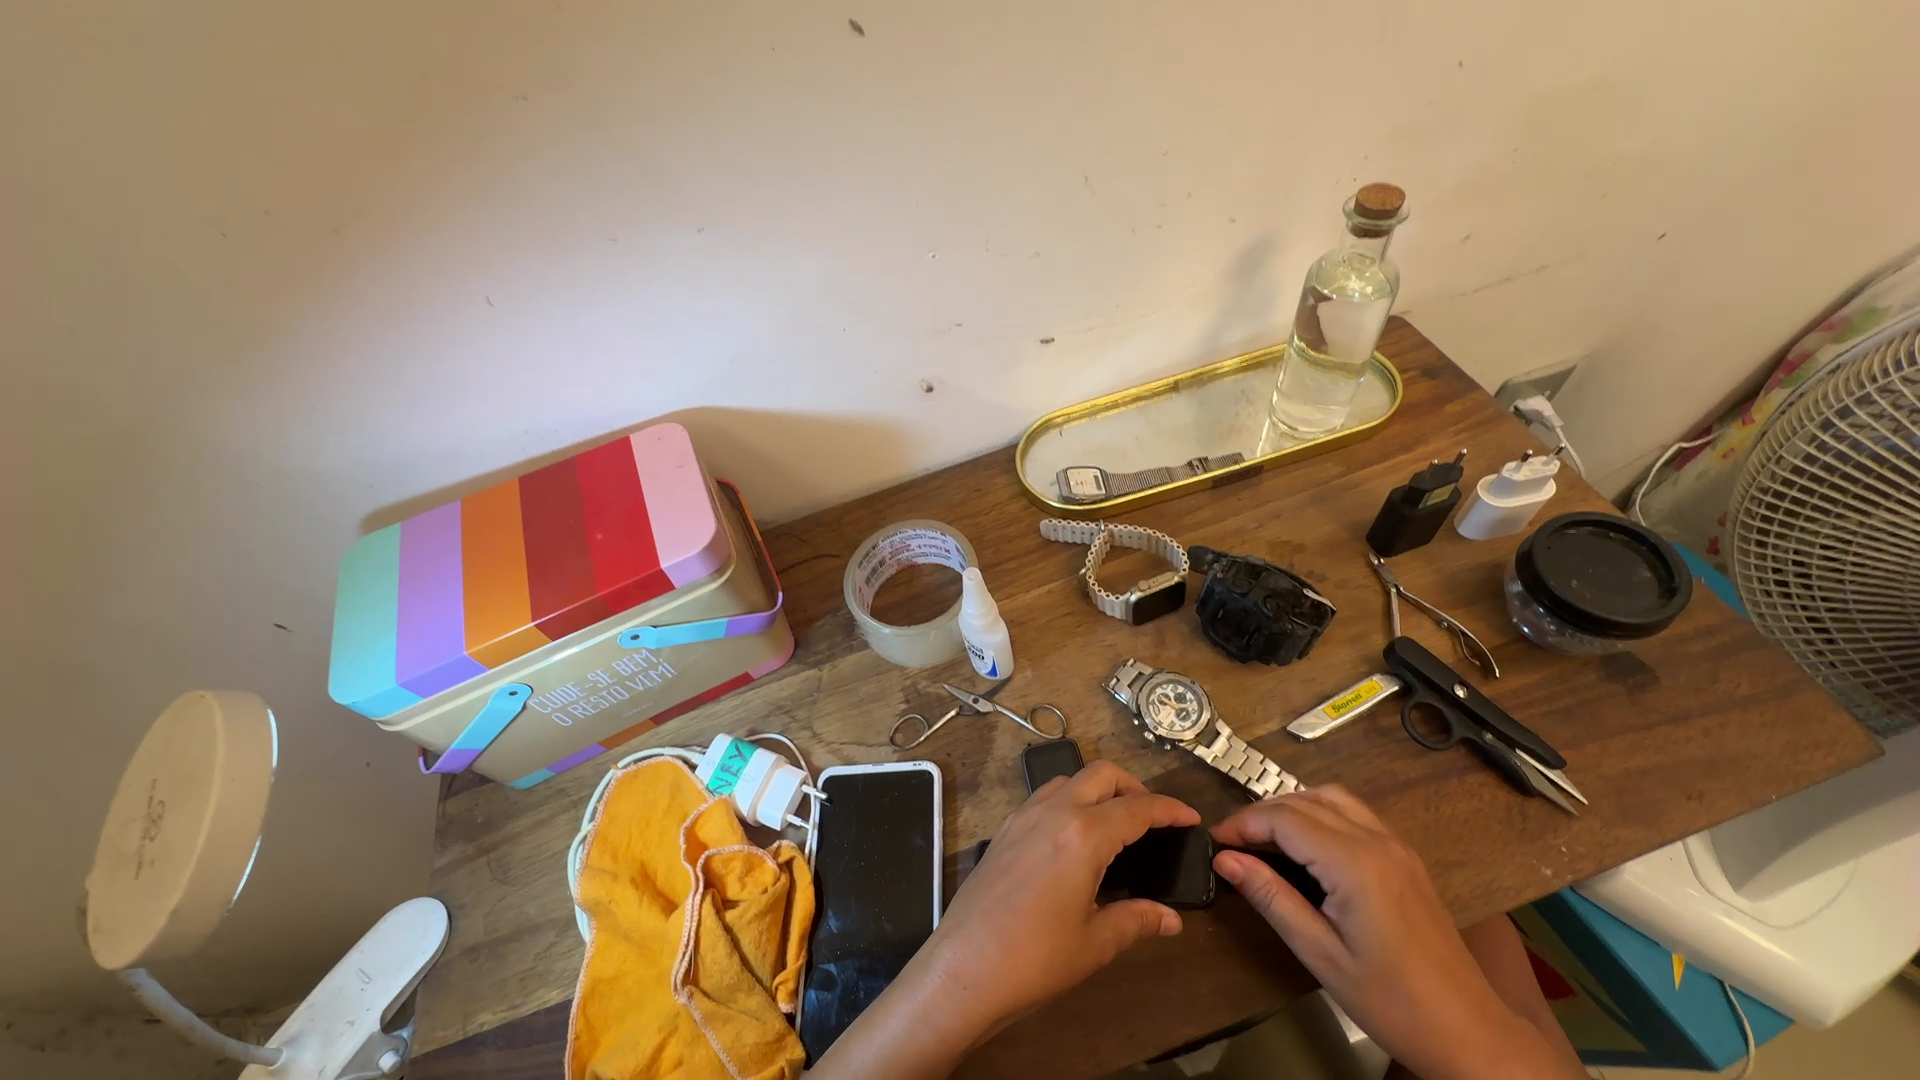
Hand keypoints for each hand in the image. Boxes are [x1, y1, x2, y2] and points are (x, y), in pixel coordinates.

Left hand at [922, 760, 1200, 1030]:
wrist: (964, 967)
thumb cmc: (1035, 958)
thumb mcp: (1095, 942)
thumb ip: (1137, 920)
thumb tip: (1171, 920)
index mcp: (1083, 834)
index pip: (1137, 808)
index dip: (1169, 810)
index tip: (1190, 817)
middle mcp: (1053, 812)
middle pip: (1101, 774)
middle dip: (1134, 786)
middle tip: (1153, 818)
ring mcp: (1023, 817)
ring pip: (1069, 780)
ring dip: (1098, 789)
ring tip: (1115, 824)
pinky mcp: (1003, 831)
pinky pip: (1044, 798)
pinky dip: (1068, 801)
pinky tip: (1074, 838)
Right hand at [1211, 787, 1581, 1079]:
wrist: (1469, 1032)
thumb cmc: (1389, 1000)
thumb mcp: (1320, 954)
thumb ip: (1271, 898)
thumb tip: (1225, 860)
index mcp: (1355, 863)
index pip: (1284, 819)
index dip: (1242, 824)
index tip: (1213, 843)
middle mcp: (1377, 841)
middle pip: (1305, 801)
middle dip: (1261, 814)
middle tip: (1230, 843)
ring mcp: (1396, 846)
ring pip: (1332, 797)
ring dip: (1291, 806)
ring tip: (1262, 837)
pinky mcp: (1405, 857)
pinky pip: (1354, 813)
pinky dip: (1319, 813)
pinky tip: (1304, 843)